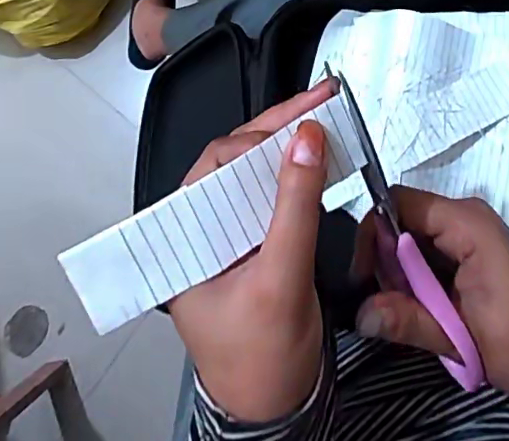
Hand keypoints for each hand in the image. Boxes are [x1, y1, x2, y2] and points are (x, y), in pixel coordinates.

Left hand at [168, 78, 336, 422]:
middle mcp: (201, 222)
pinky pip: (272, 190)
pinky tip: (317, 149)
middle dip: (279, 125)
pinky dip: (297, 167)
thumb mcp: (280, 282)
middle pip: (237, 157)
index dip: (256, 141)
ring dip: (290, 139)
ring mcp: (227, 227)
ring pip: (255, 168)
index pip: (213, 165)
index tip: (300, 128)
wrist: (273, 413)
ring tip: (322, 111)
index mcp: (185, 232)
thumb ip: (292, 209)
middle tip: (320, 98)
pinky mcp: (253, 234)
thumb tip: (307, 141)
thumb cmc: (260, 360)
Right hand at [352, 189, 508, 401]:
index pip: (396, 203)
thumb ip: (410, 322)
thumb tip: (361, 315)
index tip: (363, 275)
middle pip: (398, 217)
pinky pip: (423, 246)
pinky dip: (414, 274)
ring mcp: (465, 228)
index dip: (372, 233)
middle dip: (384, 258)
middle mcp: (463, 215)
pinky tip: (422, 304)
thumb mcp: (466, 340)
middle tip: (387, 301)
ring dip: (399, 270)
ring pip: (408, 234)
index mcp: (465, 223)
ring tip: (408, 308)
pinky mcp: (467, 244)